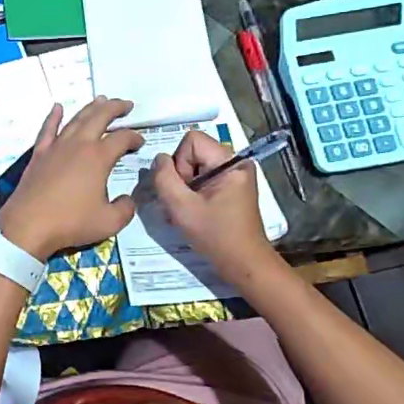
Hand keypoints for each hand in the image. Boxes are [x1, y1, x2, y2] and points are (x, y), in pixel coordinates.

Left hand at [0, 97, 143, 258]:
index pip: (122, 139)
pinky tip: (57, 107)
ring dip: (91, 108)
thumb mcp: (109, 222)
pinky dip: (54, 117)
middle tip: (126, 104)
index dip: (134, 138)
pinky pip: (48, 129)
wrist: (29, 225)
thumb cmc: (71, 222)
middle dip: (115, 108)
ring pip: (76, 119)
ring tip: (101, 100)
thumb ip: (125, 208)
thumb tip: (128, 200)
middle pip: (99, 117)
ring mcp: (56, 147)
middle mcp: (78, 145)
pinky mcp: (39, 154)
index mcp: (98, 158)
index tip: (140, 142)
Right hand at [150, 128, 280, 283]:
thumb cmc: (216, 236)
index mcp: (231, 162)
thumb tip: (159, 159)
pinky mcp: (233, 188)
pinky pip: (205, 178)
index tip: (185, 190)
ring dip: (186, 188)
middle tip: (185, 204)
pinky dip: (195, 193)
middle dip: (182, 176)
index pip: (192, 140)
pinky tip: (195, 213)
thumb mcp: (181, 208)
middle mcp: (236, 162)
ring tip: (189, 211)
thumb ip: (164, 179)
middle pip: (194, 152)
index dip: (180, 163)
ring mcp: (236, 175)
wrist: (244, 263)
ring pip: (197, 166)